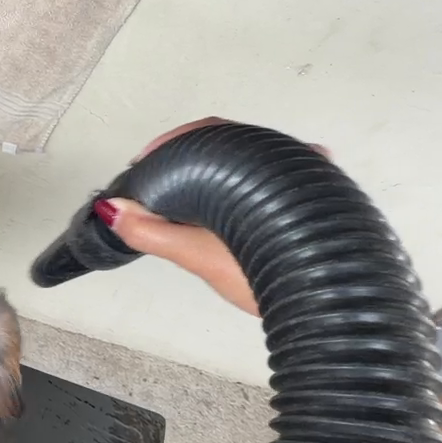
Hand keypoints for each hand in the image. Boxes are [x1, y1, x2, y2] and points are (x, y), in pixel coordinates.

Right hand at [94, 117, 332, 317]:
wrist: (328, 311)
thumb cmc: (267, 277)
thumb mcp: (199, 256)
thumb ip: (152, 231)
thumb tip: (112, 209)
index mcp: (263, 163)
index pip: (211, 131)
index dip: (171, 143)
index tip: (144, 163)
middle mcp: (294, 161)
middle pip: (230, 145)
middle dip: (189, 159)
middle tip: (156, 182)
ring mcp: (311, 181)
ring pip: (250, 163)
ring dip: (214, 174)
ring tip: (181, 196)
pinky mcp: (318, 203)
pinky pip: (268, 180)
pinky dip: (238, 187)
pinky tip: (223, 208)